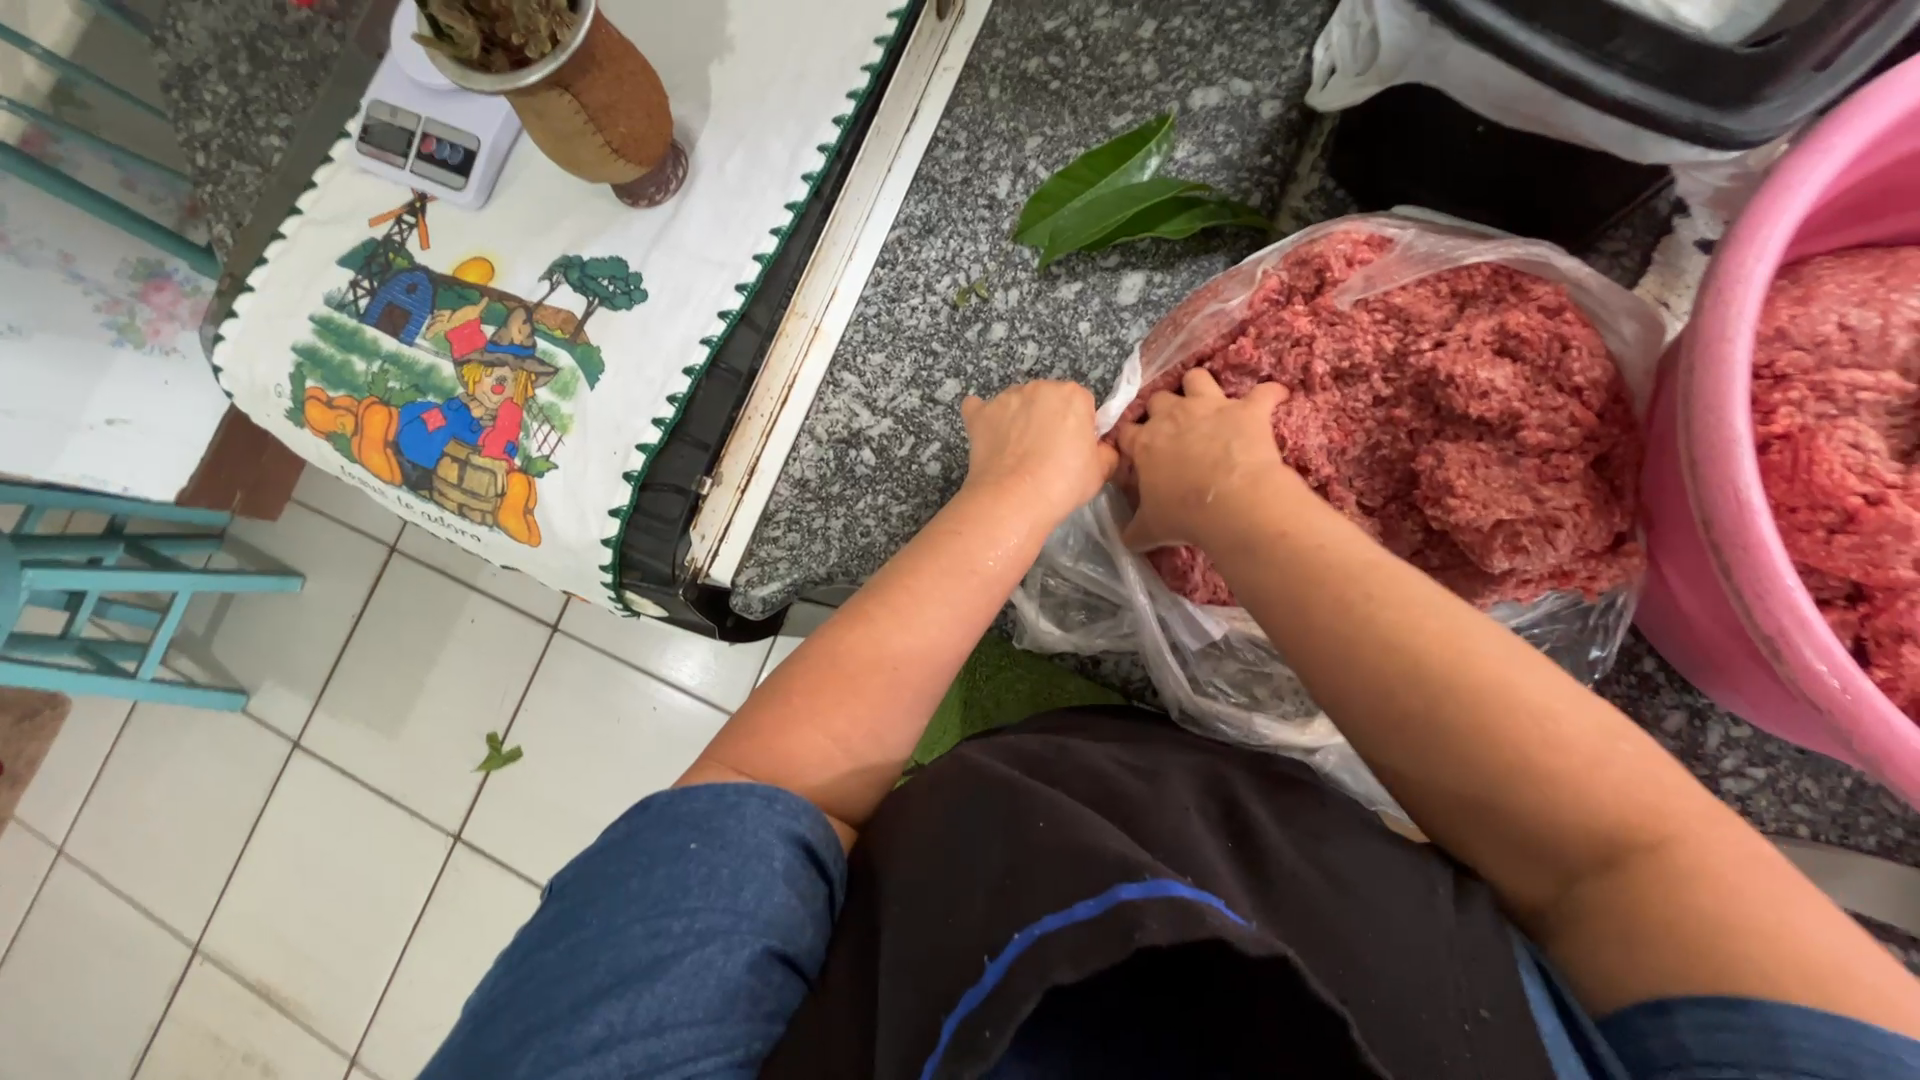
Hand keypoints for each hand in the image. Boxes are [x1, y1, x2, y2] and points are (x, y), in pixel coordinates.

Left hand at [959, 380, 1117, 525]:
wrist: (1014, 499)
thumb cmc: (1063, 484)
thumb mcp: (1101, 471)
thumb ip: (1106, 450)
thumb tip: (1100, 446)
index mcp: (1073, 395)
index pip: (1082, 404)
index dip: (1079, 426)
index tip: (1074, 449)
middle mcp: (1039, 387)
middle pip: (1048, 399)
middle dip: (1048, 419)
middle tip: (1046, 453)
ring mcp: (1005, 398)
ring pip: (1016, 403)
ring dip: (1018, 419)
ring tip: (1017, 453)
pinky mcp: (979, 414)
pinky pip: (979, 408)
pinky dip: (983, 419)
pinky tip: (986, 436)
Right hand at [1113, 368, 1297, 551]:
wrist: (1231, 504)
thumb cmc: (1184, 516)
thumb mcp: (1151, 529)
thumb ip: (1135, 530)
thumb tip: (1126, 540)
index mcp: (1145, 443)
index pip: (1127, 432)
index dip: (1131, 439)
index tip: (1137, 450)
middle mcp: (1173, 416)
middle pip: (1159, 398)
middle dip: (1162, 408)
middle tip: (1172, 427)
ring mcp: (1211, 407)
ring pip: (1198, 378)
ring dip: (1202, 386)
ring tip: (1208, 401)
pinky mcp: (1248, 409)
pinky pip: (1265, 392)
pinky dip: (1270, 395)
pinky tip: (1274, 399)